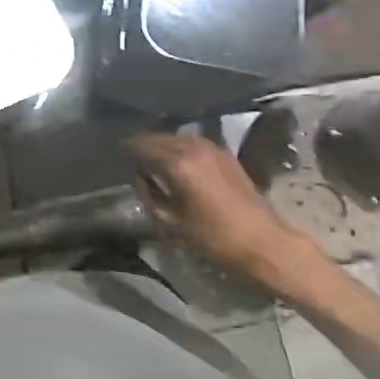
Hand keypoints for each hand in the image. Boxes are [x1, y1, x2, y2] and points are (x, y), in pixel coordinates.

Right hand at [125, 133, 314, 294]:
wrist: (262, 241)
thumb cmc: (214, 238)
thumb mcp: (171, 223)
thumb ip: (150, 195)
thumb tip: (141, 178)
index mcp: (177, 165)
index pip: (141, 147)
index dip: (126, 150)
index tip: (117, 155)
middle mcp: (193, 148)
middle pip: (158, 138)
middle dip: (142, 145)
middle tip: (131, 158)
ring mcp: (212, 148)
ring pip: (176, 138)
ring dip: (162, 145)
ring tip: (152, 159)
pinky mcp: (225, 154)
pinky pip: (193, 143)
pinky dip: (179, 148)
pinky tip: (176, 161)